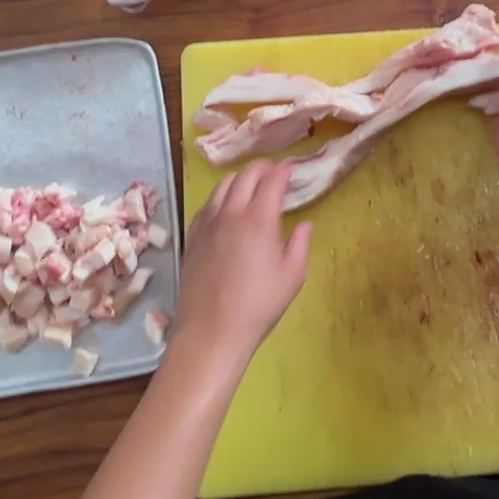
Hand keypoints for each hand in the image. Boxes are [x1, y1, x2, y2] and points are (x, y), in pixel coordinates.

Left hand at [173, 160, 312, 368]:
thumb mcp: (292, 276)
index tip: (291, 167)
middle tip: (274, 172)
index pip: (272, 181)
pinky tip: (226, 205)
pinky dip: (221, 196)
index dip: (283, 170)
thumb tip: (305, 225)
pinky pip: (207, 204)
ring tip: (250, 184)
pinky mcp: (192, 236)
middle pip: (245, 176)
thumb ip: (300, 245)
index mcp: (259, 219)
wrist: (211, 330)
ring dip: (240, 178)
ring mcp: (208, 223)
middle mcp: (231, 212)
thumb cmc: (258, 306)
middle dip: (262, 168)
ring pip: (223, 186)